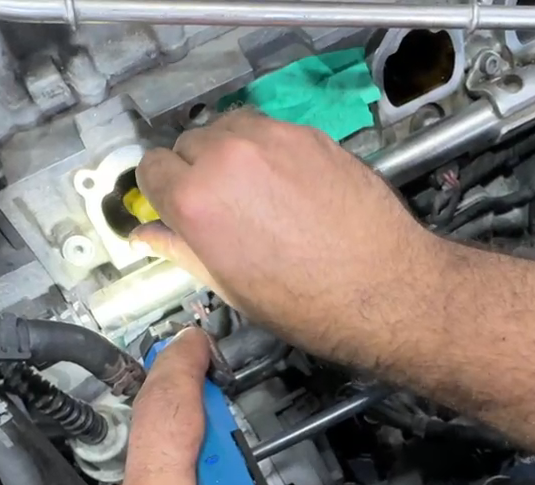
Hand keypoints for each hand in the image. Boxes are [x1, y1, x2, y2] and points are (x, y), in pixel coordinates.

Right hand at [134, 110, 454, 358]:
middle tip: (221, 211)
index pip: (150, 169)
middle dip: (195, 174)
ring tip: (255, 198)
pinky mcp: (307, 134)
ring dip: (229, 157)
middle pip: (187, 145)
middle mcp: (228, 158)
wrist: (384, 289)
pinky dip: (266, 152)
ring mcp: (270, 139)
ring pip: (226, 129)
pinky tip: (287, 189)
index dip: (160, 193)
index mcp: (197, 202)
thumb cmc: (313, 305)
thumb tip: (151, 236)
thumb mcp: (233, 289)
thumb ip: (184, 251)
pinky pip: (267, 130)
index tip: (173, 207)